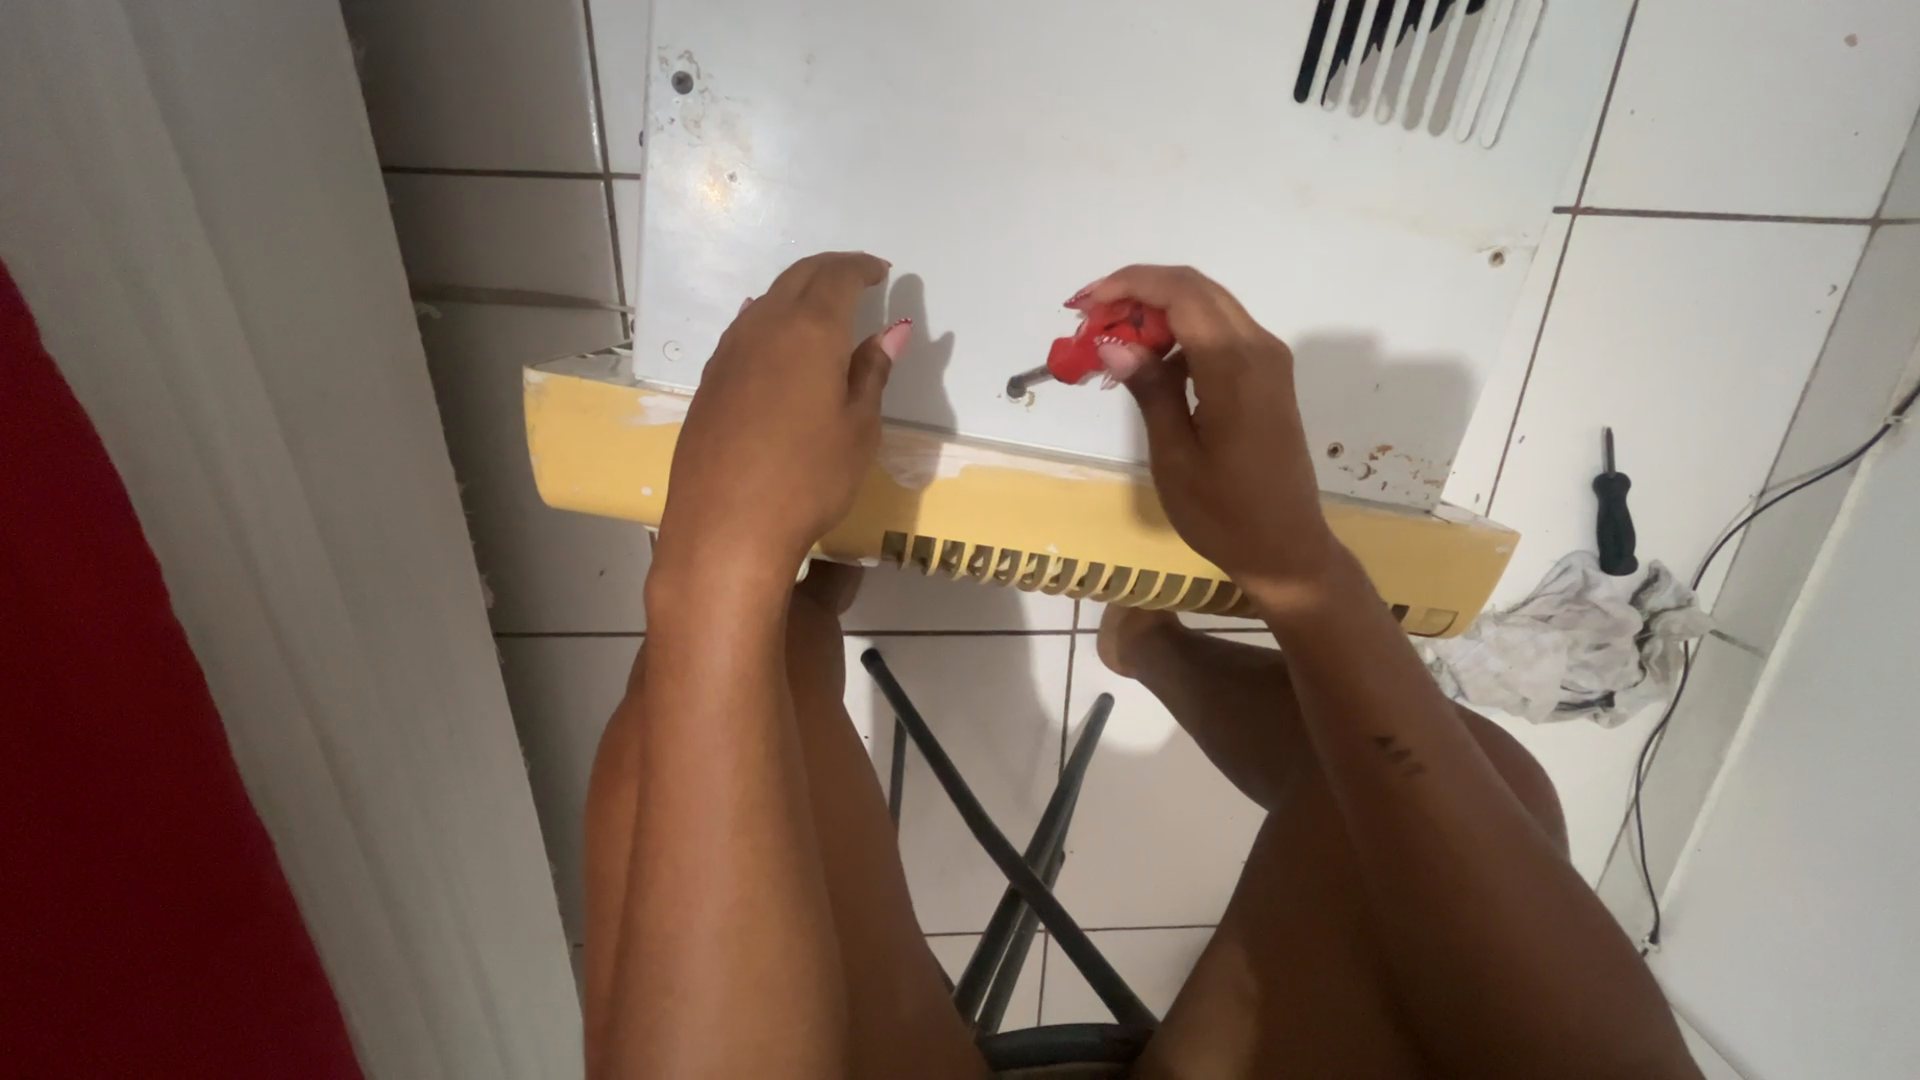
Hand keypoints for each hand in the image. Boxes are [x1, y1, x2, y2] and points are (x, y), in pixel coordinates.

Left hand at [657, 252, 908, 576]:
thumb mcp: (859, 429)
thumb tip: (893, 330)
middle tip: (857, 279)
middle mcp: (763, 327)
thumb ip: (872, 372)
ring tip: (823, 311)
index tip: (881, 272)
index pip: (837, 277)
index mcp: (809, 331)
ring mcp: (729, 353)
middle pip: (797, 278)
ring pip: (766, 302)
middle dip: (830, 270)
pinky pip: (745, 331)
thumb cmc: (809, 479)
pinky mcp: (710, 382)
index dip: (862, 268)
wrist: (726, 526)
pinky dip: (770, 321)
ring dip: (797, 294)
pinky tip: (777, 341)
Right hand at [1081, 266, 1341, 611]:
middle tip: (1089, 324)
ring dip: (1156, 314)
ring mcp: (1268, 361)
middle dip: (1137, 294)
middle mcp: (1259, 349)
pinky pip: (1219, 334)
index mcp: (1236, 367)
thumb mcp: (1175, 455)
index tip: (1083, 306)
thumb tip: (1113, 340)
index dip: (1128, 286)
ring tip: (1110, 346)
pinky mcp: (1267, 377)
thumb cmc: (1223, 513)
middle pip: (1195, 290)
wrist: (1285, 547)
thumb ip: (1149, 389)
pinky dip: (1179, 336)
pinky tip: (1150, 367)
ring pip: (1207, 307)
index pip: (1181, 294)